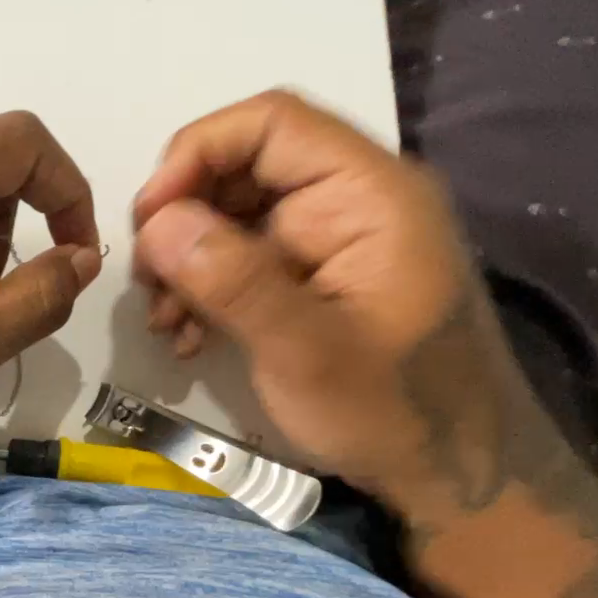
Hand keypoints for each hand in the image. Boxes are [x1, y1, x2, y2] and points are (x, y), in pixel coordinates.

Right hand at [131, 90, 563, 526]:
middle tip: (148, 284)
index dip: (196, 154)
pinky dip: (202, 292)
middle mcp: (347, 204)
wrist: (449, 472)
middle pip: (242, 169)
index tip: (148, 220)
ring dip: (184, 263)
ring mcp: (328, 245)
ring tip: (164, 323)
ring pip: (232, 218)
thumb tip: (156, 222)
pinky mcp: (311, 283)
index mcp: (366, 195)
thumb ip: (232, 280)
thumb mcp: (304, 351)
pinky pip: (241, 263)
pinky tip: (186, 338)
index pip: (270, 124)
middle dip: (181, 219)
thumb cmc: (392, 412)